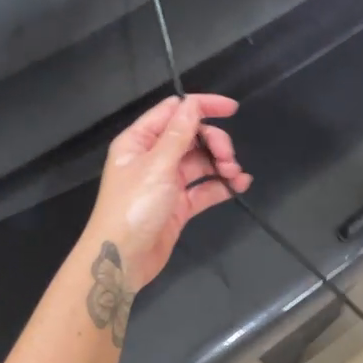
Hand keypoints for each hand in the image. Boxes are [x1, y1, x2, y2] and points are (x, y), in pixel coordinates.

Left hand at [89, 94, 251, 291]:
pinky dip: (222, 185)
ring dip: (221, 164)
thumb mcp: (157, 165)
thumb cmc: (133, 207)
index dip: (202, 106)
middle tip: (229, 159)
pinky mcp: (179, 205)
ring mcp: (167, 182)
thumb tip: (193, 104)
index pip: (174, 111)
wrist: (122, 259)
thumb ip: (179, 133)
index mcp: (140, 141)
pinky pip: (205, 188)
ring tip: (235, 175)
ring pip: (201, 162)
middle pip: (192, 136)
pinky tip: (239, 186)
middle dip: (215, 142)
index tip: (232, 109)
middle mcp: (153, 157)